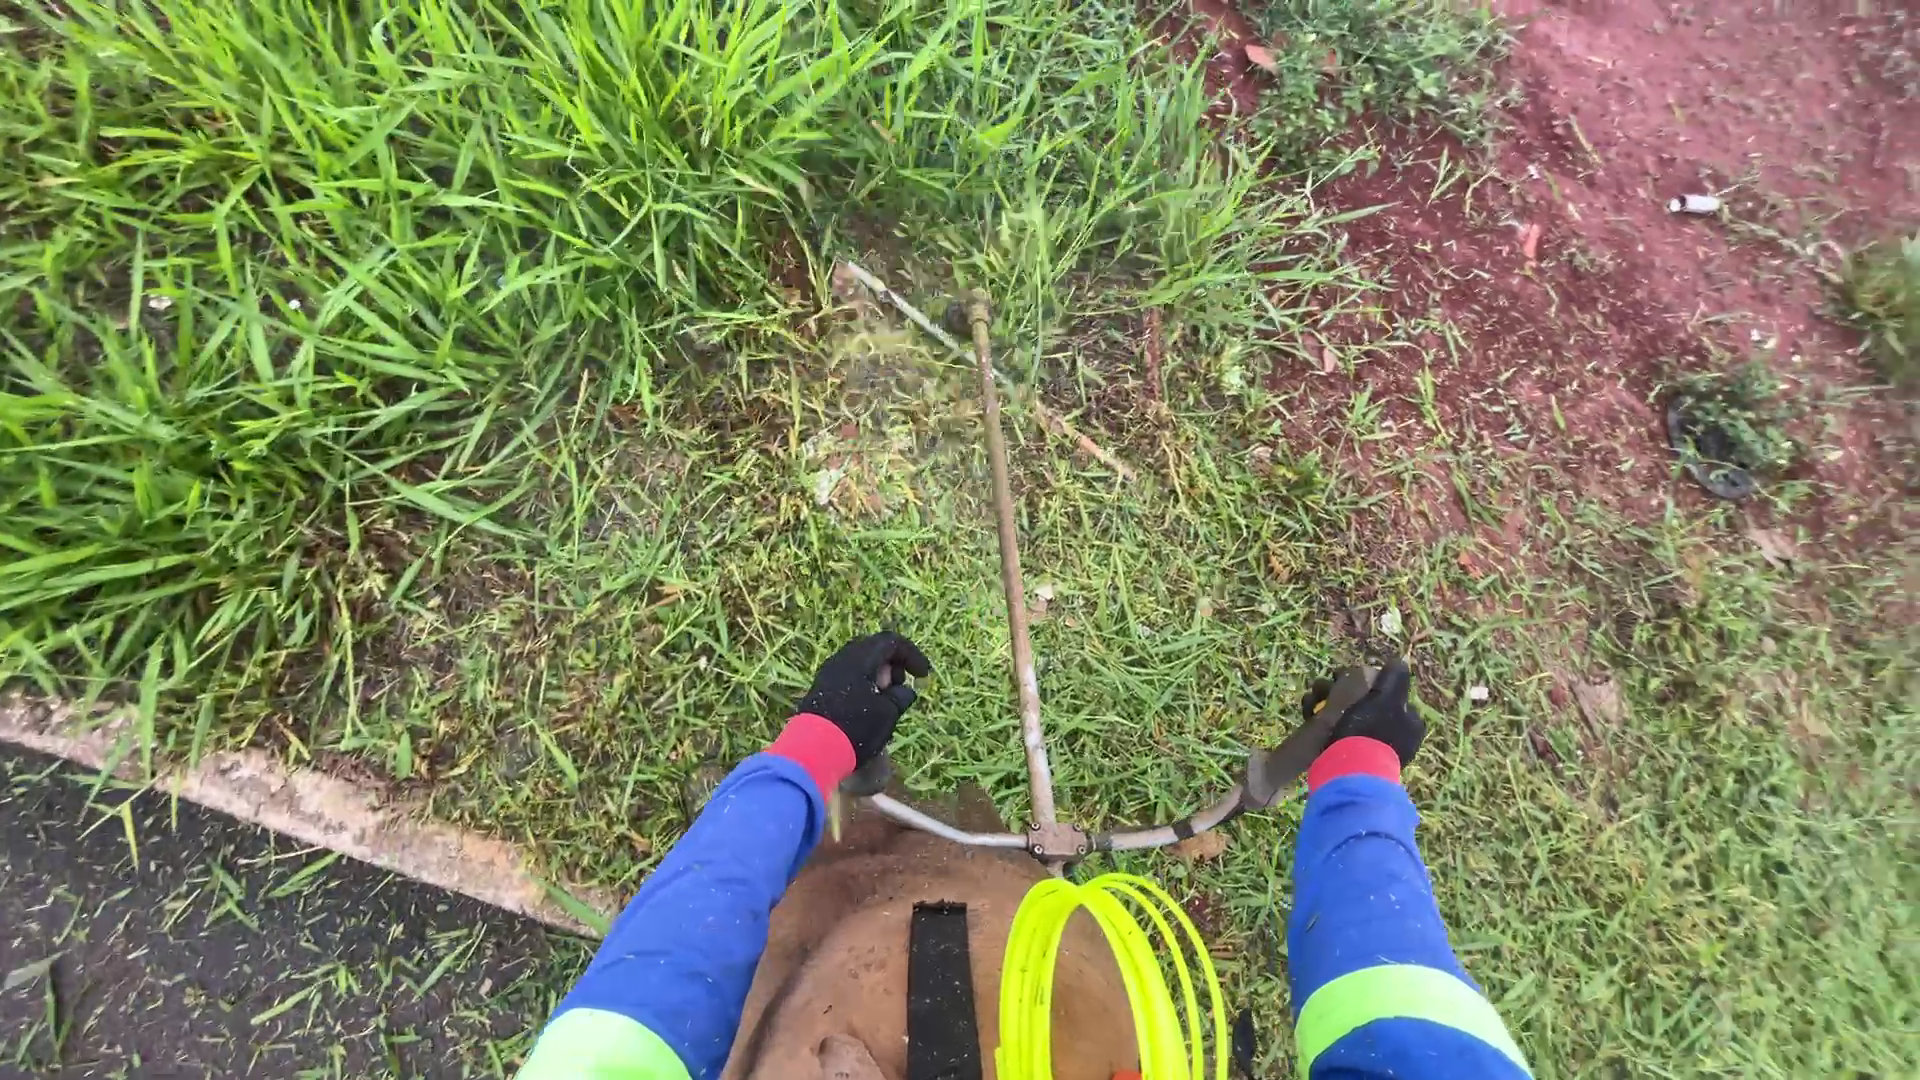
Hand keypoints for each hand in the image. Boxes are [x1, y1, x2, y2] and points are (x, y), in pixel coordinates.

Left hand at [795, 632, 931, 763]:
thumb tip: (904, 690)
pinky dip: (864, 681)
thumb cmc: (856, 728)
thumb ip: (901, 696)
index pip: (892, 642)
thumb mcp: (888, 713)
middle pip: (876, 648)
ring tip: (885, 698)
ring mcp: (829, 670)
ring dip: (878, 673)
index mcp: (862, 658)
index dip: (912, 656)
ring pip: (861, 660)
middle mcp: (844, 657)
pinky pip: (849, 673)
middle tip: (900, 685)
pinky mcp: (821, 685)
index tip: (922, 676)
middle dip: (894, 664)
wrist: (814, 749)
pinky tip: (868, 704)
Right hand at [1302, 658, 1424, 766]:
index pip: (1384, 691)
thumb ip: (1394, 679)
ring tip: (1310, 705)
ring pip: (1347, 715)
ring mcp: (1373, 748)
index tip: (1339, 677)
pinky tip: (1310, 718)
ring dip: (1326, 705)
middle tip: (1320, 691)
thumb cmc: (1367, 730)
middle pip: (1363, 703)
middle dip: (1338, 693)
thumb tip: (1397, 662)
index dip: (1361, 682)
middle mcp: (1394, 735)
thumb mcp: (1385, 698)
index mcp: (1408, 721)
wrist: (1348, 770)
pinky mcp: (1352, 757)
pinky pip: (1338, 732)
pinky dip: (1324, 723)